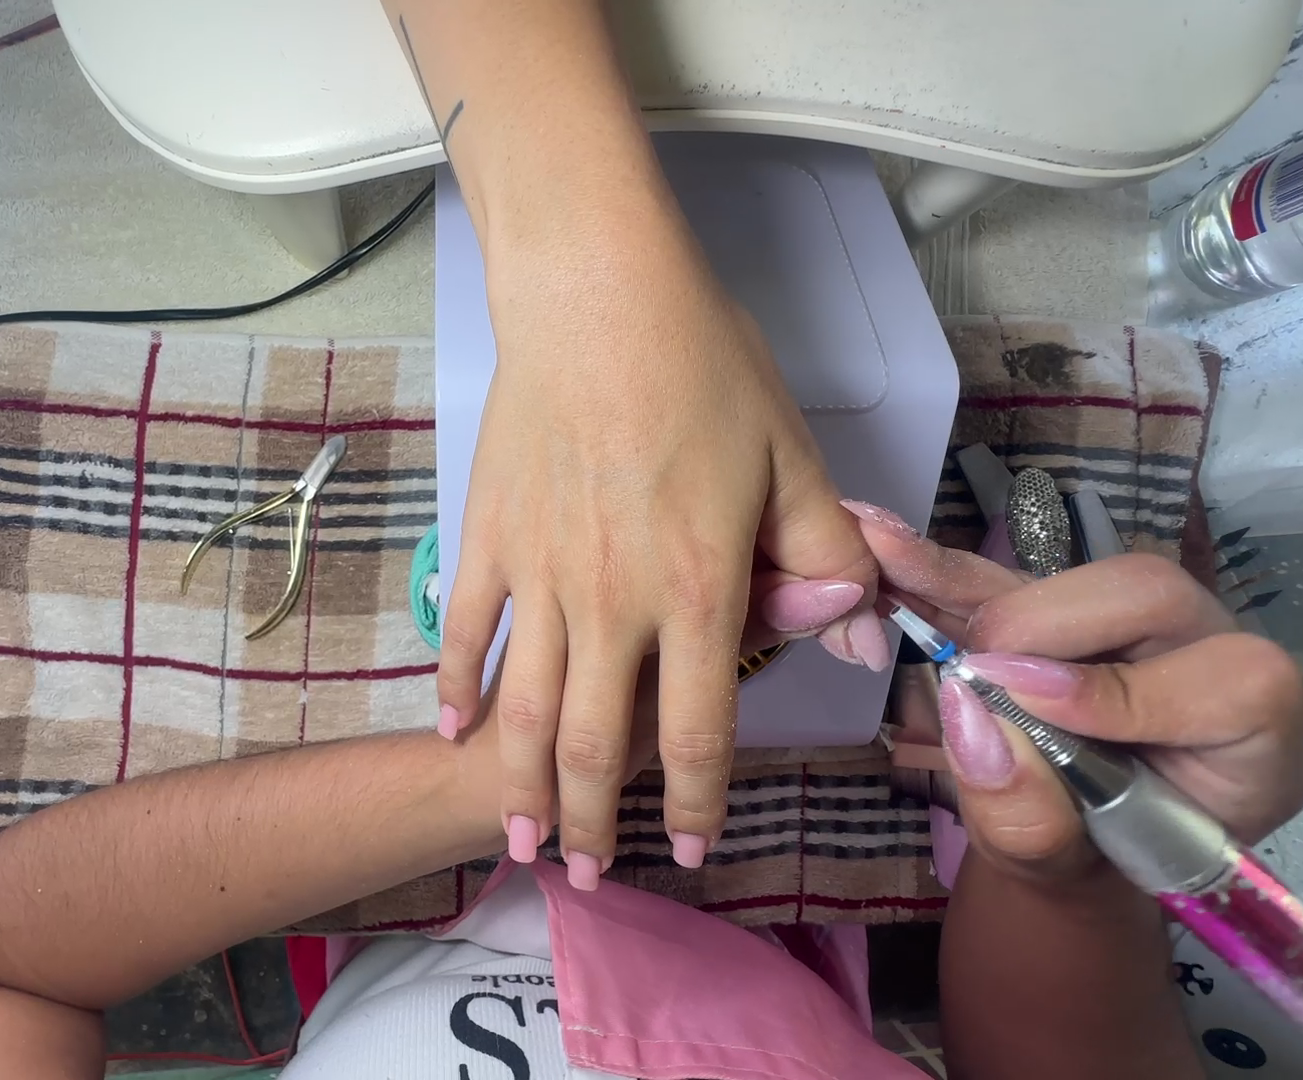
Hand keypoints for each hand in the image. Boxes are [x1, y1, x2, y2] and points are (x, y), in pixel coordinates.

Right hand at [440, 226, 880, 889]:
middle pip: (594, 740)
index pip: (694, 730)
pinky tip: (450, 728)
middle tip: (585, 873)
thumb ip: (825, 558)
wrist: (595, 303)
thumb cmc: (700, 369)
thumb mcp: (791, 456)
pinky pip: (465, 630)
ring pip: (525, 705)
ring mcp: (538, 576)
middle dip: (592, 819)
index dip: (689, 799)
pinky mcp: (487, 540)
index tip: (683, 845)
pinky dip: (456, 685)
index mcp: (697, 588)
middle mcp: (613, 603)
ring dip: (520, 781)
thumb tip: (852, 637)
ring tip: (518, 837)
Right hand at [850, 502, 1302, 883]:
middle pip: (1148, 594)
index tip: (1024, 702)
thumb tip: (975, 727)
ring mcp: (1119, 623)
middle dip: (1041, 623)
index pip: (1229, 684)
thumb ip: (1028, 819)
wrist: (1065, 831)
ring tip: (883, 568)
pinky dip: (929, 568)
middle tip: (968, 664)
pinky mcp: (1047, 606)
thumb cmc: (1082, 855)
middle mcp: (1198, 657)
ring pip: (1064, 572)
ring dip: (966, 577)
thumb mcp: (1057, 868)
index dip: (1123, 691)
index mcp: (1246, 739)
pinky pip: (992, 577)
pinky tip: (878, 545)